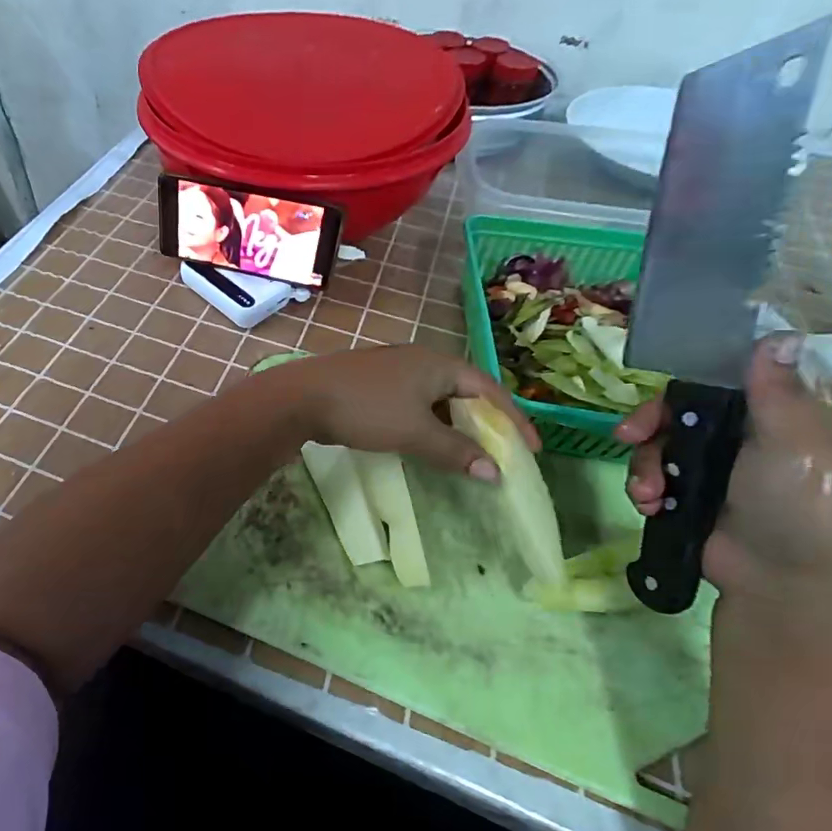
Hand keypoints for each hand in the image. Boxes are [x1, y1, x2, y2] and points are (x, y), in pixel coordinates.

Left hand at [265, 345, 539, 481]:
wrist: (300, 397)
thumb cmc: (364, 409)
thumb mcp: (414, 433)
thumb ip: (455, 451)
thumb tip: (494, 472)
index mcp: (438, 363)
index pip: (489, 390)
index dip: (513, 419)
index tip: (531, 449)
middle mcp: (418, 358)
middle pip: (463, 390)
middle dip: (482, 421)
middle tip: (499, 450)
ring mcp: (391, 368)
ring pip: (434, 397)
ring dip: (452, 423)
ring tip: (465, 451)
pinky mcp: (369, 381)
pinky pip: (411, 401)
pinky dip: (425, 421)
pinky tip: (422, 440)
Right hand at [614, 334, 831, 603]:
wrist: (786, 584)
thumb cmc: (801, 505)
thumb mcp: (797, 441)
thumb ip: (776, 391)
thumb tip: (779, 334)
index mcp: (784, 421)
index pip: (725, 385)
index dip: (688, 385)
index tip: (662, 397)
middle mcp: (749, 443)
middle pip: (682, 416)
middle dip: (651, 426)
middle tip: (628, 438)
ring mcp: (717, 476)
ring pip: (661, 449)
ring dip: (645, 467)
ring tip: (649, 494)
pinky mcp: (691, 503)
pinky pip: (654, 482)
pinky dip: (645, 490)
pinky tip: (649, 505)